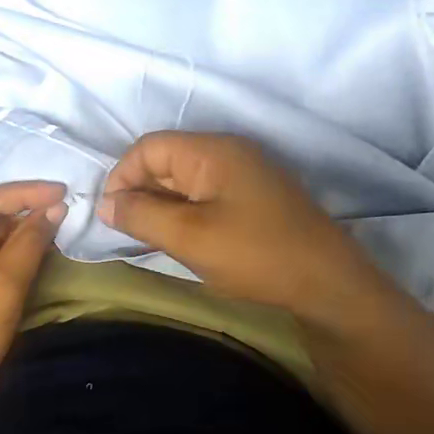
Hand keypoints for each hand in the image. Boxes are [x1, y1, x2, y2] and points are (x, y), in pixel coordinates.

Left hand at [0, 181, 67, 412]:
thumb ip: (30, 240)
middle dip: (18, 201)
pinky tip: (31, 235)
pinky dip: (6, 238)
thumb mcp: (6, 283)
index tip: (62, 190)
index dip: (24, 192)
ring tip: (50, 215)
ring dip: (14, 219)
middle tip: (56, 200)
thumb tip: (54, 207)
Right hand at [98, 132, 402, 330]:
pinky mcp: (253, 197)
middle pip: (166, 161)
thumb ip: (140, 215)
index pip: (148, 148)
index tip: (112, 216)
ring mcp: (244, 174)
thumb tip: (104, 203)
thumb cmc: (255, 255)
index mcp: (213, 151)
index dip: (122, 177)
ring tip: (152, 240)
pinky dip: (184, 214)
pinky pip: (204, 195)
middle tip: (131, 233)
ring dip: (161, 207)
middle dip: (141, 194)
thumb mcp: (188, 237)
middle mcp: (228, 152)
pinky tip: (181, 241)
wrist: (328, 284)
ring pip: (184, 181)